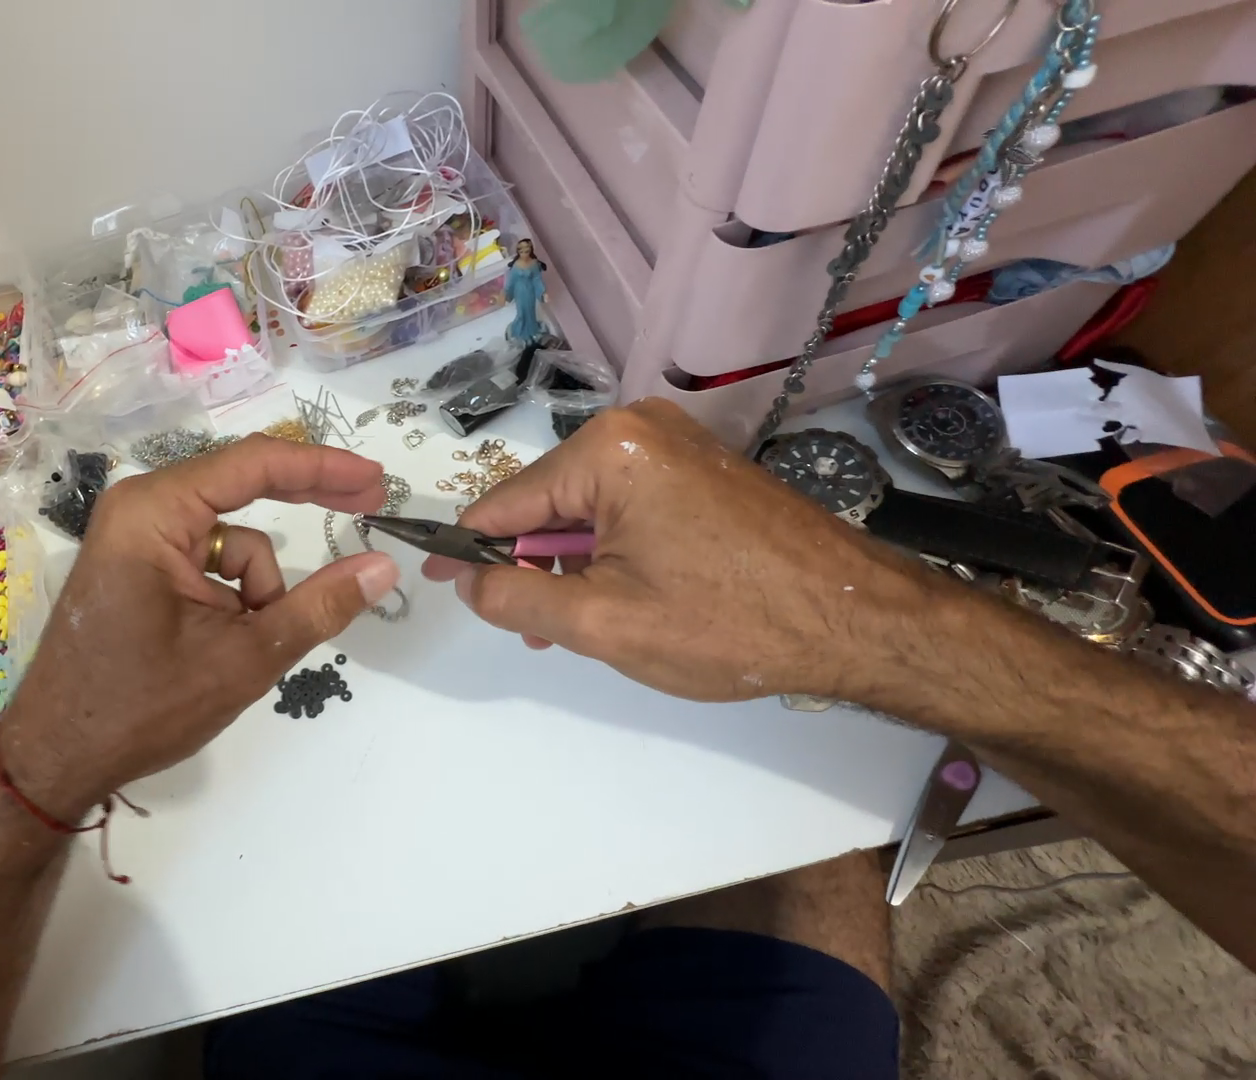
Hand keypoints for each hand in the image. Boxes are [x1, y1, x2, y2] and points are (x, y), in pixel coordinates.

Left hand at [0, 435, 400, 818]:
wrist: (58, 758)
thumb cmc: (142, 707)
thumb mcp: (245, 657)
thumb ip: (319, 606)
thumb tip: (384, 567)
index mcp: (154, 512)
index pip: (253, 465)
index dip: (322, 467)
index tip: (375, 479)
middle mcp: (142, 510)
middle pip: (243, 489)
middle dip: (305, 501)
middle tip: (368, 505)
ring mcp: (138, 539)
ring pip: (233, 542)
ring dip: (259, 587)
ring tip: (249, 643)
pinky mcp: (140, 568)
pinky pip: (210, 564)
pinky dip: (235, 597)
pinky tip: (226, 641)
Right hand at [421, 399, 929, 702]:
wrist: (863, 622)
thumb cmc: (727, 623)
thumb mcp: (599, 621)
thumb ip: (514, 597)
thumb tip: (466, 580)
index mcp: (605, 450)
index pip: (505, 502)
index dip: (466, 547)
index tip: (437, 579)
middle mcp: (636, 427)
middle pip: (545, 502)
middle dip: (528, 563)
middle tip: (530, 626)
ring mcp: (672, 443)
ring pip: (583, 508)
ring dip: (566, 563)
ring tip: (571, 623)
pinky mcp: (697, 466)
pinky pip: (623, 505)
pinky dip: (605, 549)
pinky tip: (612, 593)